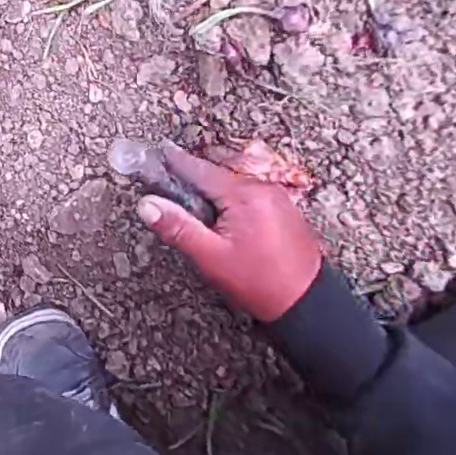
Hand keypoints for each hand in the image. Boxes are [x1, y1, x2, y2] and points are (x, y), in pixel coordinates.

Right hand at [135, 146, 321, 321]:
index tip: (158, 153)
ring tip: (192, 201)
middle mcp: (262, 187)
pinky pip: (248, 191)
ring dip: (211, 188)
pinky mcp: (282, 206)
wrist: (307, 301)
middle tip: (169, 180)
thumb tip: (148, 205)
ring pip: (232, 182)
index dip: (175, 162)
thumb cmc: (260, 283)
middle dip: (193, 176)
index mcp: (244, 194)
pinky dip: (229, 196)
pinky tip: (220, 215)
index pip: (200, 170)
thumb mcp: (211, 257)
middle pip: (217, 173)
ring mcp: (275, 195)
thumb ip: (178, 228)